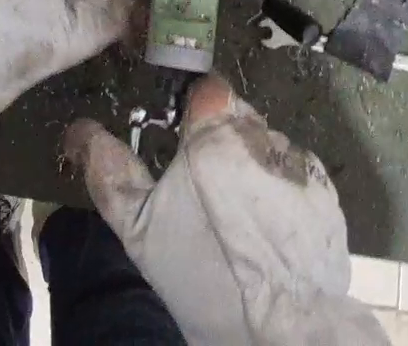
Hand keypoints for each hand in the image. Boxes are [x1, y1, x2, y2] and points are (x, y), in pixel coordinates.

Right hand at [64, 75, 389, 345]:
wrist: (280, 332)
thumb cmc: (203, 275)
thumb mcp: (139, 230)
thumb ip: (109, 170)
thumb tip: (80, 130)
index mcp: (214, 138)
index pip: (208, 87)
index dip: (194, 107)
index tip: (184, 134)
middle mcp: (262, 138)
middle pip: (237, 114)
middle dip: (220, 137)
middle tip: (203, 184)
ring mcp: (298, 165)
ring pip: (266, 142)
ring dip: (251, 160)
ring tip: (237, 211)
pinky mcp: (326, 193)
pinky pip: (293, 171)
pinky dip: (279, 186)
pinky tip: (267, 225)